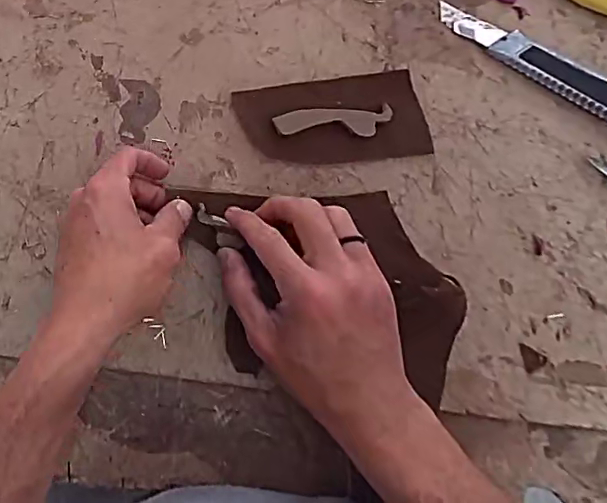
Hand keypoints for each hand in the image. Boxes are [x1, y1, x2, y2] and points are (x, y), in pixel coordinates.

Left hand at [46, 148, 191, 350]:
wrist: (83, 323)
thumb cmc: (122, 280)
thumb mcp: (163, 245)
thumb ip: (174, 218)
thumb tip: (179, 208)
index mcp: (104, 189)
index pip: (128, 157)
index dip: (152, 162)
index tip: (167, 176)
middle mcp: (83, 201)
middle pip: (119, 180)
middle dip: (148, 192)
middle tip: (168, 211)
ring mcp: (73, 224)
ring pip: (110, 203)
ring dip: (136, 211)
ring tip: (157, 235)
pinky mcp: (70, 246)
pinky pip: (99, 223)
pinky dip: (120, 226)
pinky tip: (137, 252)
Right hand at [218, 198, 422, 447]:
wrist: (370, 401)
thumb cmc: (314, 378)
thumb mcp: (265, 340)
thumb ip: (241, 291)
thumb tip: (228, 254)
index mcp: (306, 292)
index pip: (269, 237)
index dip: (245, 220)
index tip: (233, 214)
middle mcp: (337, 273)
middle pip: (305, 210)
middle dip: (277, 205)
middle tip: (261, 218)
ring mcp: (363, 270)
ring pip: (334, 213)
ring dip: (307, 212)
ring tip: (290, 229)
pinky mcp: (378, 274)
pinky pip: (353, 234)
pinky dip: (331, 230)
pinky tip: (317, 246)